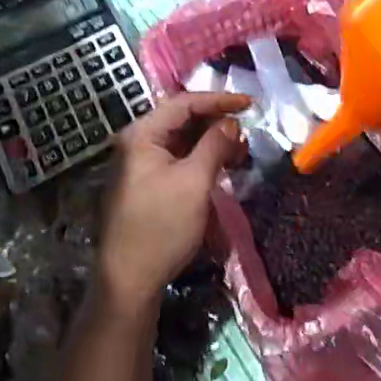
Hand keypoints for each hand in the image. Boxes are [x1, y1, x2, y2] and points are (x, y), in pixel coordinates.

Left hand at [98, 93, 249, 302]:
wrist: (129, 279)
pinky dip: (201, 157)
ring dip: (211, 140)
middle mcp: (137, 143)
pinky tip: (221, 164)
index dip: (219, 100)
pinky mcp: (146, 184)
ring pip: (181, 140)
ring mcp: (140, 164)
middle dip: (216, 120)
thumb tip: (232, 123)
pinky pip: (177, 158)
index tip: (250, 103)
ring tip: (241, 147)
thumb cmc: (162, 226)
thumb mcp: (195, 181)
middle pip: (181, 119)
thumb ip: (214, 145)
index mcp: (142, 135)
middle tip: (248, 127)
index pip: (184, 103)